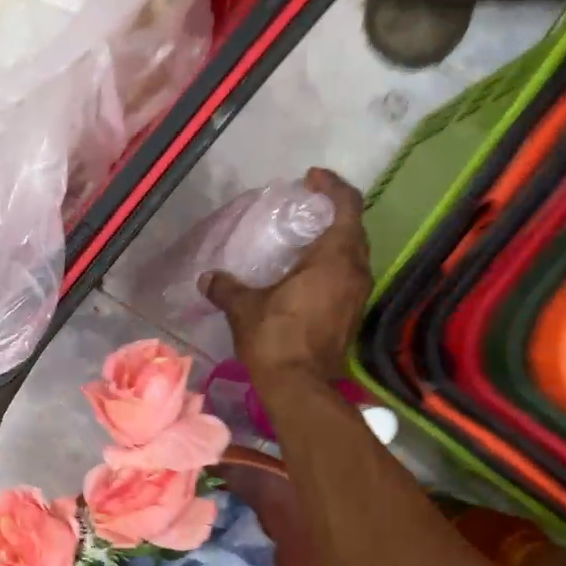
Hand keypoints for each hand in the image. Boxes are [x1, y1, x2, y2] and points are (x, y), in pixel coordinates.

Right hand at [203, 167, 371, 386]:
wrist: (300, 386)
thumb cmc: (276, 338)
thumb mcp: (244, 308)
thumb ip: (227, 288)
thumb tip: (207, 277)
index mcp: (335, 256)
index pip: (345, 204)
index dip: (331, 186)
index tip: (311, 179)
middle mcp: (356, 269)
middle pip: (352, 228)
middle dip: (331, 214)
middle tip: (304, 210)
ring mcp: (358, 294)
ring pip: (351, 255)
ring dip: (333, 243)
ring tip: (304, 243)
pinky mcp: (352, 315)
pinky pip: (346, 277)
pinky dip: (330, 268)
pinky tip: (306, 276)